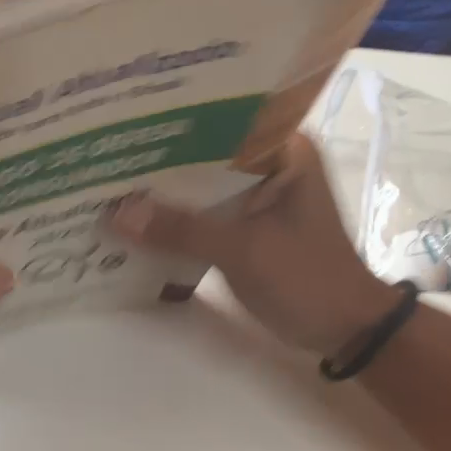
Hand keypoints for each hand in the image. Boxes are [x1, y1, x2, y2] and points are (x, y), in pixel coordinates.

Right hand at [108, 134, 397, 356]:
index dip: (175, 124)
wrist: (343, 329)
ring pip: (201, 189)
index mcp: (284, 150)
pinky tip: (136, 225)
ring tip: (109, 186)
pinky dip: (176, 223)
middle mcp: (270, 164)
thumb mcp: (242, 251)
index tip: (128, 123)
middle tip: (107, 155)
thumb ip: (181, 230)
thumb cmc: (307, 279)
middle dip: (160, 162)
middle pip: (205, 156)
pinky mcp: (247, 229)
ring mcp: (258, 199)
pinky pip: (203, 218)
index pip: (221, 121)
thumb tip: (116, 214)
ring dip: (164, 195)